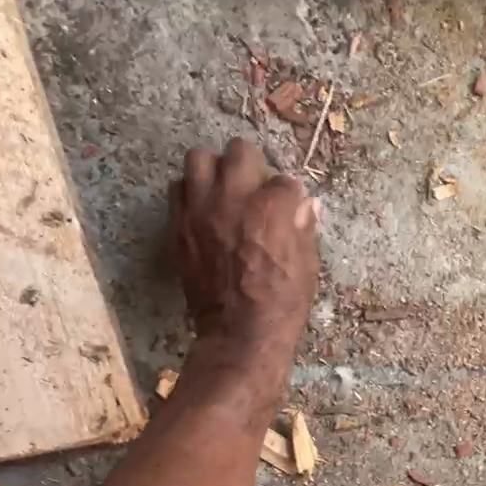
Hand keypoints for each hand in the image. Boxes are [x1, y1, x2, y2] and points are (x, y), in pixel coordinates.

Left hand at [169, 138, 319, 348]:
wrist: (240, 334)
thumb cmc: (282, 305)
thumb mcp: (307, 267)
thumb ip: (303, 228)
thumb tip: (305, 205)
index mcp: (273, 208)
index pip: (285, 181)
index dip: (289, 196)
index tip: (289, 209)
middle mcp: (233, 198)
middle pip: (240, 151)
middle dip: (252, 167)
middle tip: (255, 189)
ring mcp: (200, 209)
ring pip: (199, 158)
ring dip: (215, 171)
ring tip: (223, 192)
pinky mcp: (178, 225)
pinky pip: (178, 189)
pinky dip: (192, 194)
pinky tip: (204, 212)